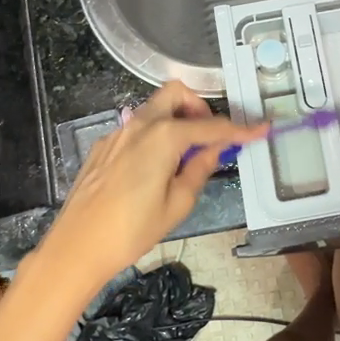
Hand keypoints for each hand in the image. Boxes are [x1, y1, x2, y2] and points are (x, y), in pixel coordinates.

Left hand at [32, 81, 266, 297]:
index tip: (261, 128)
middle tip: (209, 138)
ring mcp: (117, 133)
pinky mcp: (103, 146)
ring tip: (184, 156)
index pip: (211, 126)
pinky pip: (136, 127)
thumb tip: (214, 150)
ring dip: (176, 119)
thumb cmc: (132, 229)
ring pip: (154, 108)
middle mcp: (139, 124)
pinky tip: (155, 168)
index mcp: (163, 136)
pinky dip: (155, 134)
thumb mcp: (177, 204)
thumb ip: (199, 169)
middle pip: (176, 93)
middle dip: (199, 108)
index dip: (240, 129)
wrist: (77, 247)